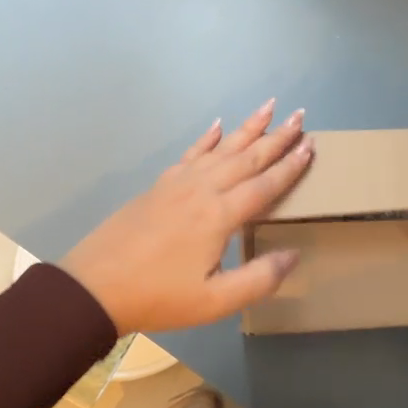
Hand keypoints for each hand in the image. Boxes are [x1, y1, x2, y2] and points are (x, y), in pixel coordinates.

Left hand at [60, 100, 313, 334]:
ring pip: (222, 148)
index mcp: (220, 216)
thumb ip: (259, 278)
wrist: (95, 287)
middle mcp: (203, 189)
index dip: (290, 166)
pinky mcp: (160, 185)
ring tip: (269, 107)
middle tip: (300, 115)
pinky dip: (208, 138)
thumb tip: (294, 254)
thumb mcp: (215, 301)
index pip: (265, 185)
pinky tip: (218, 126)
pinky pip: (192, 153)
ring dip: (248, 127)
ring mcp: (179, 183)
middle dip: (277, 136)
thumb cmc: (158, 297)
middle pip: (247, 157)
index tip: (311, 145)